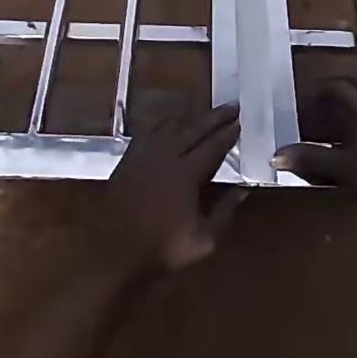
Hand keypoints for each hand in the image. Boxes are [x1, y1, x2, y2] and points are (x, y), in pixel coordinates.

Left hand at [101, 104, 243, 275]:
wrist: (115, 252)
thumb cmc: (161, 249)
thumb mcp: (204, 241)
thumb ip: (224, 213)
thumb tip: (241, 191)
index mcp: (186, 174)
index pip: (212, 147)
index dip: (227, 135)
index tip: (239, 123)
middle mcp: (166, 157)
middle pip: (194, 130)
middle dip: (214, 118)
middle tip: (231, 106)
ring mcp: (144, 156)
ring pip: (171, 127)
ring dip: (190, 118)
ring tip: (205, 112)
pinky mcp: (128, 160)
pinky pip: (148, 133)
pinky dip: (163, 124)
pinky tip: (169, 124)